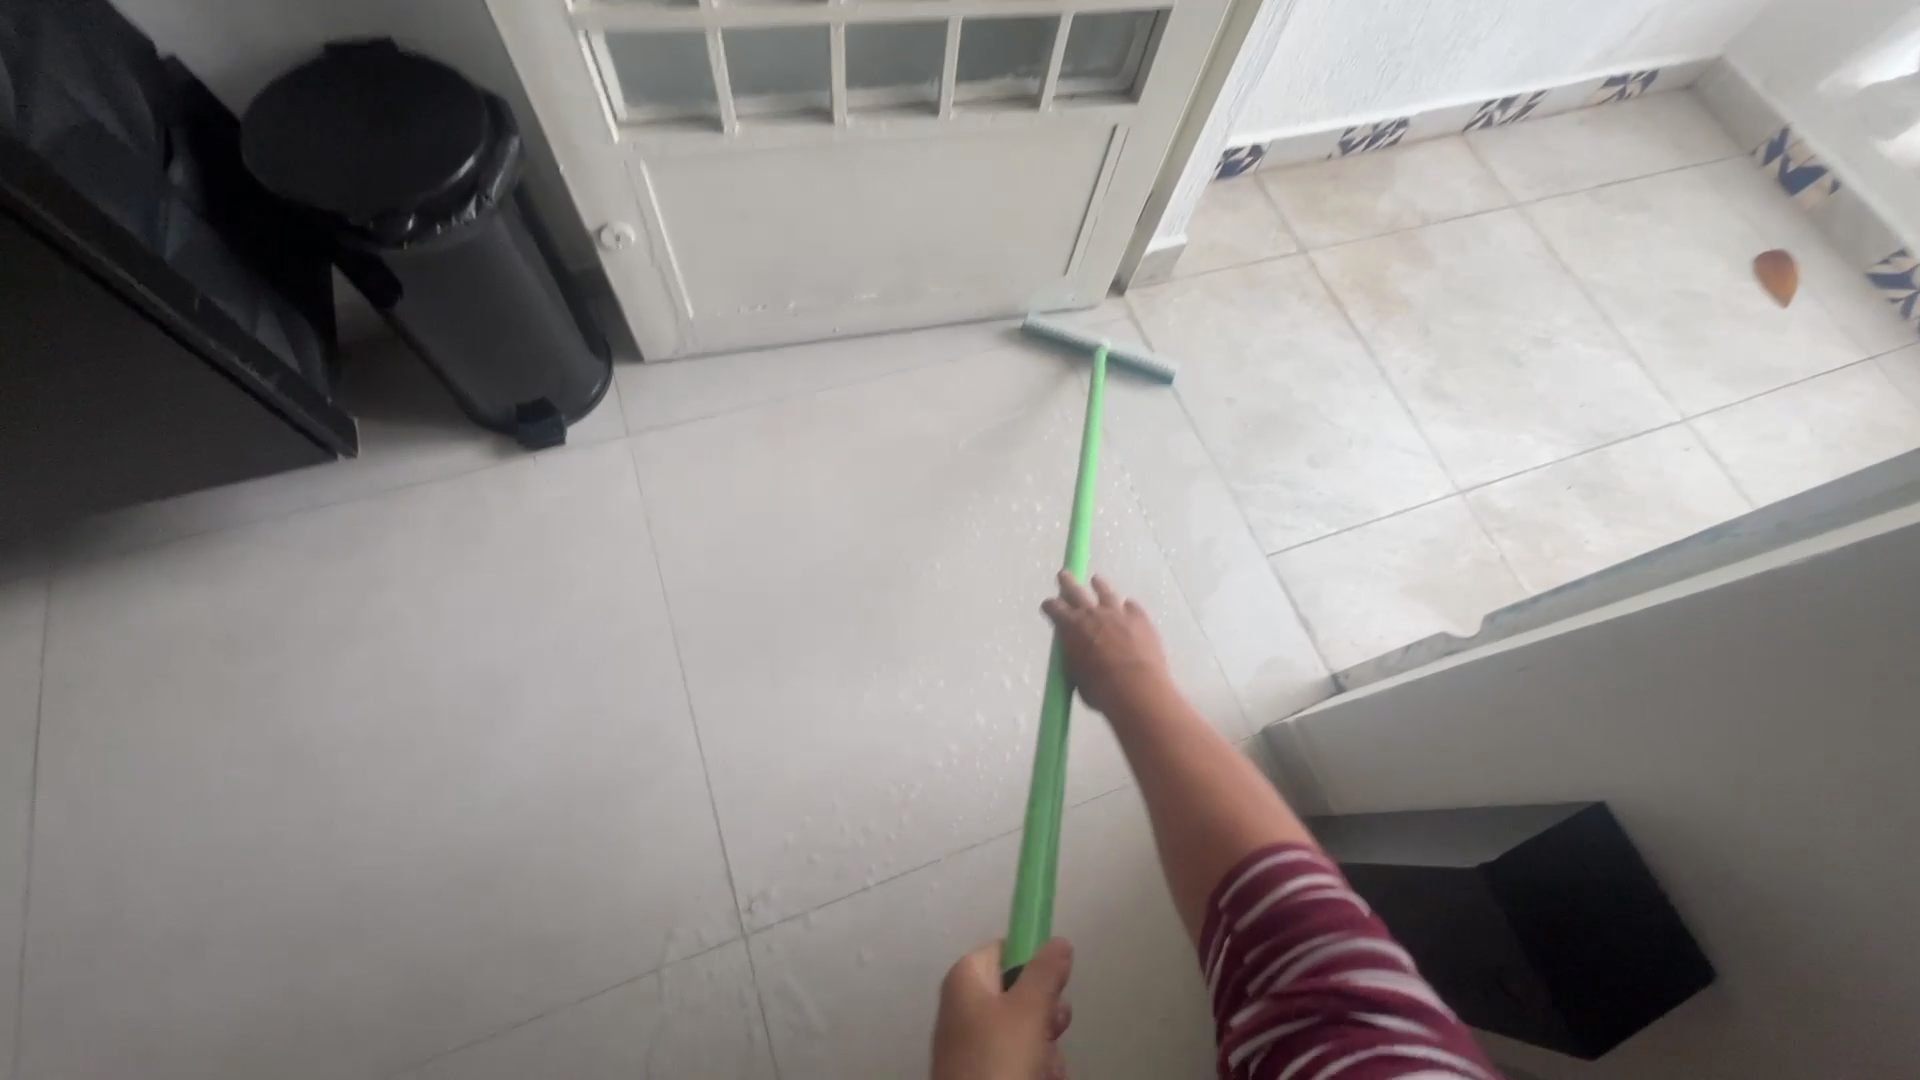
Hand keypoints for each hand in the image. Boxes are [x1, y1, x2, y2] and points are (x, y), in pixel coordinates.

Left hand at [931, 938, 1072, 1079]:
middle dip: (1046, 1016)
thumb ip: (1046, 972)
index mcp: (966, 979)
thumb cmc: (997, 1061)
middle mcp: (966, 1006)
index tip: (1056, 983)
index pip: (1005, 951)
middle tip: (1053, 1029)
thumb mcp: (1028, 1010)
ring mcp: (973, 1044)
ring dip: (1046, 1050)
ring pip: (1025, 1033)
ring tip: (1045, 1069)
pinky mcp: (982, 1075)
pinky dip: (1035, 1071)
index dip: (1033, 963)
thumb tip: (1059, 940)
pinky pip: (1019, 1062)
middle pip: (1020, 994)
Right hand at [1040, 572, 1173, 720]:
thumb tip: (1075, 654)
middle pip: (1075, 590)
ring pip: (1105, 591)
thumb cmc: (1100, 689)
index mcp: (1071, 627)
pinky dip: (1127, 607)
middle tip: (1063, 574)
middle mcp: (1092, 614)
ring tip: (1096, 580)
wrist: (1137, 689)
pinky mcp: (1139, 618)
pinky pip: (1131, 606)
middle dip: (1067, 582)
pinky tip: (1128, 608)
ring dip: (1099, 585)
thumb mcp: (1075, 675)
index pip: (1053, 608)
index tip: (1048, 605)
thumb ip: (1073, 657)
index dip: (1050, 606)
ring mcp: (1117, 613)